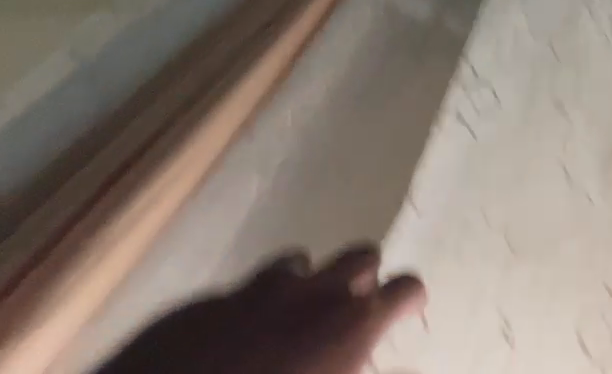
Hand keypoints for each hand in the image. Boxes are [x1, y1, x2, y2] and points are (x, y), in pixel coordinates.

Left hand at [94, 244, 423, 373]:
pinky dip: (239, 312)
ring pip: (295, 262)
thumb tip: (413, 368)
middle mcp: (311, 295)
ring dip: (299, 286)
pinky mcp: (192, 308)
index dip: (408, 299)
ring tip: (281, 320)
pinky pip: (230, 295)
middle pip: (361, 255)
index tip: (403, 314)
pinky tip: (220, 346)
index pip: (406, 286)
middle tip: (344, 309)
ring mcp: (250, 295)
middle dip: (360, 277)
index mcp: (350, 322)